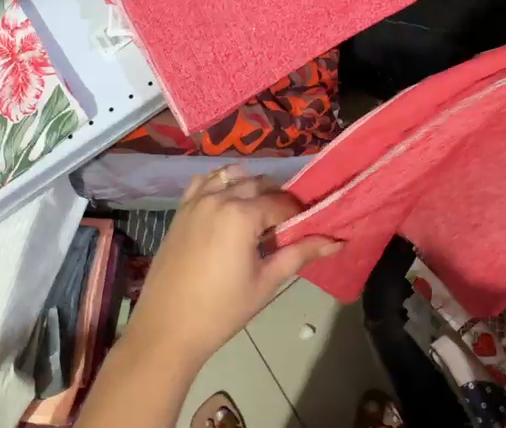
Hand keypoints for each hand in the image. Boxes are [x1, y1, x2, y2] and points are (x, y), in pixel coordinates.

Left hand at [123, 166, 340, 366]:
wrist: (167, 328)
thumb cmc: (221, 310)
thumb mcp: (266, 282)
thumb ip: (300, 254)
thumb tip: (337, 242)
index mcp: (242, 214)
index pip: (281, 203)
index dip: (298, 214)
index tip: (307, 228)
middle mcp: (219, 197)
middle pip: (258, 184)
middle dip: (276, 198)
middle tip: (285, 225)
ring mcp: (196, 201)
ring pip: (232, 177)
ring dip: (250, 187)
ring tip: (259, 213)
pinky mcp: (181, 210)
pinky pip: (203, 181)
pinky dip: (220, 182)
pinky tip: (228, 199)